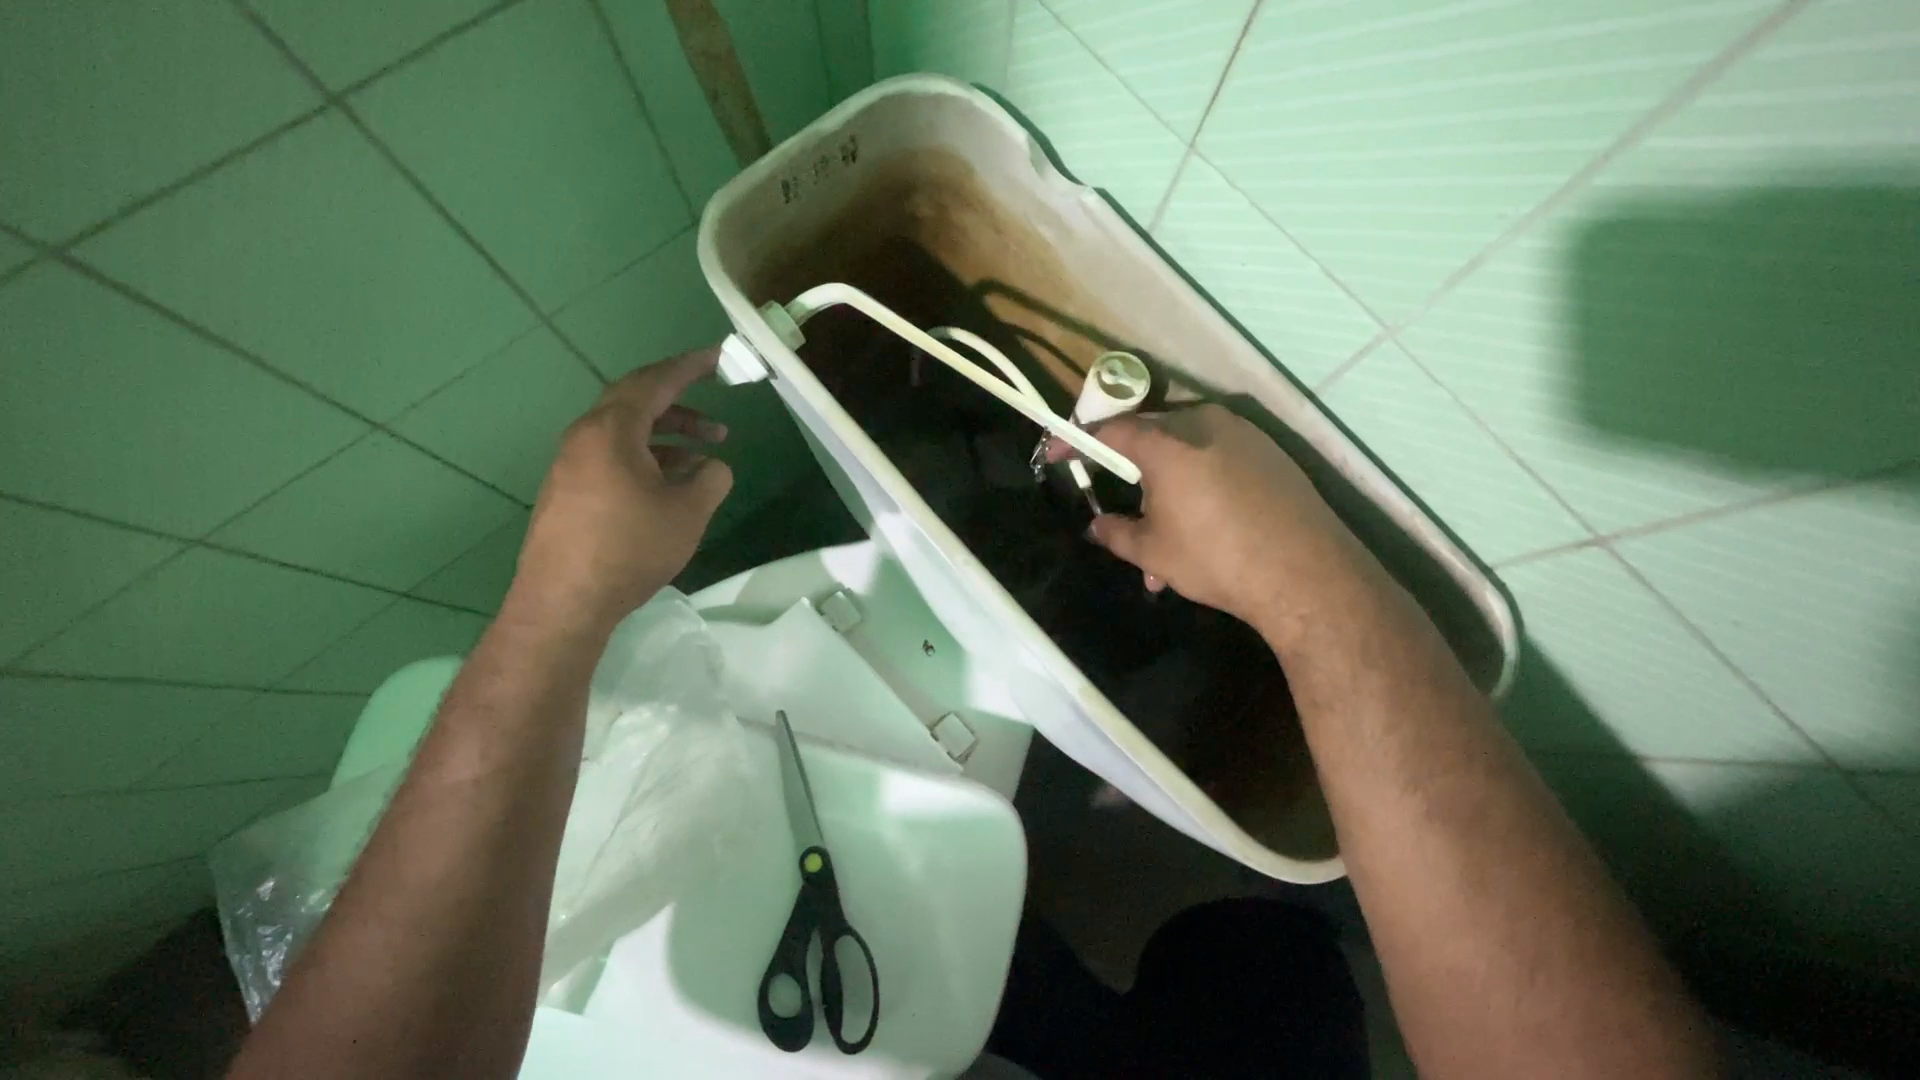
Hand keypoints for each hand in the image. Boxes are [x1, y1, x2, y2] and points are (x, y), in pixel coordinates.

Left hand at [510, 347, 733, 634]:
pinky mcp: (568, 493)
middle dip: (681, 407)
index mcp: (611, 431)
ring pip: (625, 435)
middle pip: (635, 404)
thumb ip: (712, 479)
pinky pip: (613, 459)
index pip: (654, 382)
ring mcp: (571, 466)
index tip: (718, 358)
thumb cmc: (629, 548)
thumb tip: (714, 467)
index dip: (689, 368)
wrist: (564, 602)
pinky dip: (647, 460)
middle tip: (717, 418)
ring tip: (706, 457)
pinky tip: (671, 486)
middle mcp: (584, 438)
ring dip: (667, 439)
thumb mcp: (688, 513)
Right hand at [1051, 403, 1375, 641]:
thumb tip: (1097, 526)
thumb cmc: (1217, 560)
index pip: (1110, 429)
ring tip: (1167, 541)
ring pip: (1188, 449)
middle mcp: (1204, 425)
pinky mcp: (1272, 453)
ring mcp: (1244, 435)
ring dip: (1169, 486)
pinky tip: (1204, 526)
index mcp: (1168, 444)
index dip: (1079, 439)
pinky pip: (1220, 457)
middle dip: (1130, 469)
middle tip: (1121, 505)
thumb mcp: (1153, 553)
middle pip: (1151, 434)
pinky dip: (1200, 483)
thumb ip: (1117, 533)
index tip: (1058, 452)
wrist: (1306, 573)